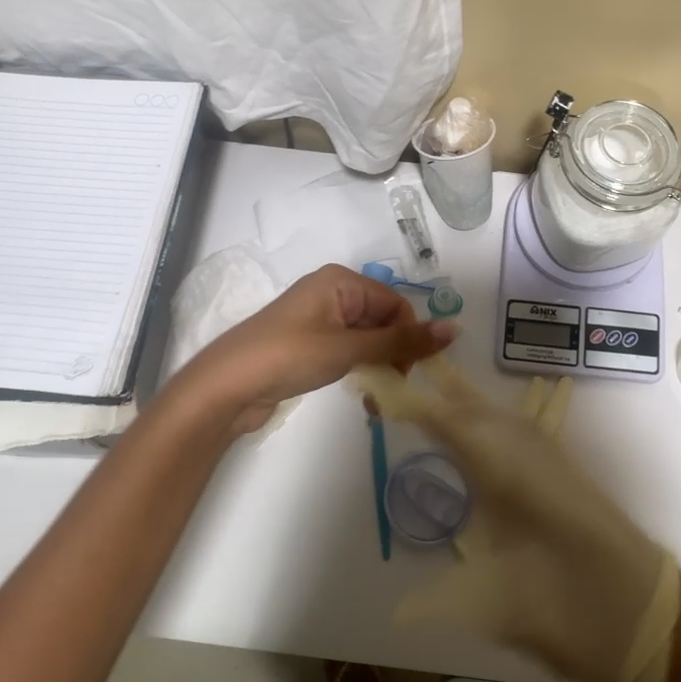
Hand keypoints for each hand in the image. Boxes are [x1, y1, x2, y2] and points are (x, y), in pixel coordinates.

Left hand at [168, 264, 456, 433]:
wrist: (225, 387)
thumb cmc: (288, 356)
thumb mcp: (349, 348)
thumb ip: (401, 341)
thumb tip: (455, 329)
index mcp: (340, 282)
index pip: (395, 303)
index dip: (408, 335)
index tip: (408, 370)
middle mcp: (331, 294)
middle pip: (382, 320)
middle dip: (393, 354)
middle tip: (392, 388)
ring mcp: (318, 321)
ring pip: (367, 339)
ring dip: (377, 366)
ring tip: (376, 399)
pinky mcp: (309, 346)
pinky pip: (348, 351)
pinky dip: (359, 370)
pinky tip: (361, 395)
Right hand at [354, 363, 679, 681]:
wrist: (659, 625)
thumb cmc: (584, 618)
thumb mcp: (508, 614)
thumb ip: (451, 603)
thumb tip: (399, 610)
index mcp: (513, 482)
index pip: (455, 429)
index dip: (414, 406)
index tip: (377, 386)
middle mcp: (534, 462)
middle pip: (481, 413)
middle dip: (440, 390)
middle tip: (400, 369)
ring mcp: (557, 468)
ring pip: (510, 417)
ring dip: (473, 399)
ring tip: (442, 378)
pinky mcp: (571, 482)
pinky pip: (536, 431)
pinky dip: (519, 411)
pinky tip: (532, 398)